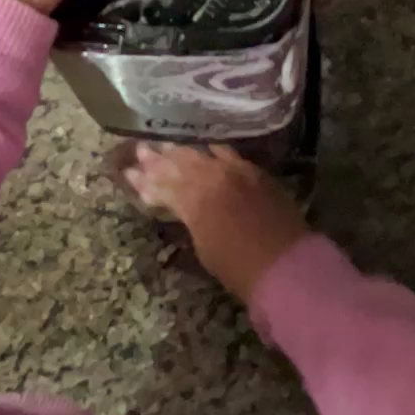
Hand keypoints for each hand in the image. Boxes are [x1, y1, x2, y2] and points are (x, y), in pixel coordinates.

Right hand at [123, 142, 308, 302]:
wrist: (285, 265)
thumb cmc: (239, 268)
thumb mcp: (203, 247)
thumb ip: (189, 217)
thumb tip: (182, 205)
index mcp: (194, 201)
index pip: (163, 187)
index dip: (144, 181)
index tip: (128, 173)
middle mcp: (211, 179)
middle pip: (179, 165)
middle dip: (158, 160)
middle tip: (141, 151)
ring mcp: (235, 171)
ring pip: (202, 156)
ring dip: (182, 152)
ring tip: (165, 146)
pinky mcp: (254, 172)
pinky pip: (229, 154)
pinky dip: (214, 151)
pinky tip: (206, 148)